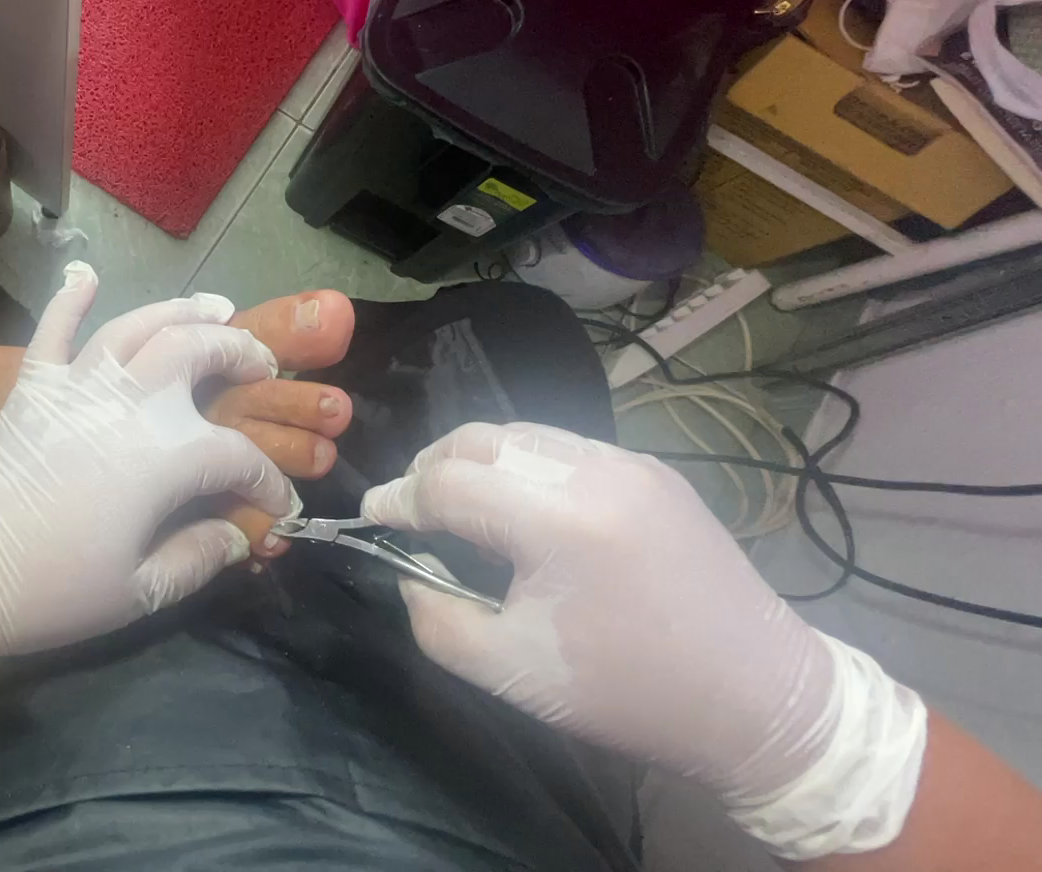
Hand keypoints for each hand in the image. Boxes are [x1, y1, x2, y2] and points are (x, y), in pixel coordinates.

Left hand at [0, 262, 297, 665]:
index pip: (237, 457)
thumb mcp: (140, 593)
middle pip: (197, 353)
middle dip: (241, 354)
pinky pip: (52, 330)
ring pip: (138, 326)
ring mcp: (75, 385)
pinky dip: (70, 299)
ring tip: (216, 308)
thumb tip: (240, 536)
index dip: (267, 482)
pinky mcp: (32, 386)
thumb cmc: (50, 590)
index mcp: (163, 458)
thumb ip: (200, 558)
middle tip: (261, 366)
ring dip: (181, 310)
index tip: (277, 504)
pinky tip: (87, 275)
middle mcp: (127, 404)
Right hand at [365, 422, 926, 860]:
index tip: (372, 517)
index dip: (398, 499)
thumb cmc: (630, 693)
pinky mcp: (651, 470)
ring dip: (470, 460)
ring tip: (455, 500)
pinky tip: (516, 503)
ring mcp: (628, 463)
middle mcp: (593, 472)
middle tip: (408, 507)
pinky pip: (559, 446)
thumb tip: (410, 567)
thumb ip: (432, 615)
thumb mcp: (507, 672)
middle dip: (428, 468)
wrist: (767, 705)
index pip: (447, 484)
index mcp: (560, 523)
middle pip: (476, 440)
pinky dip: (517, 463)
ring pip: (516, 434)